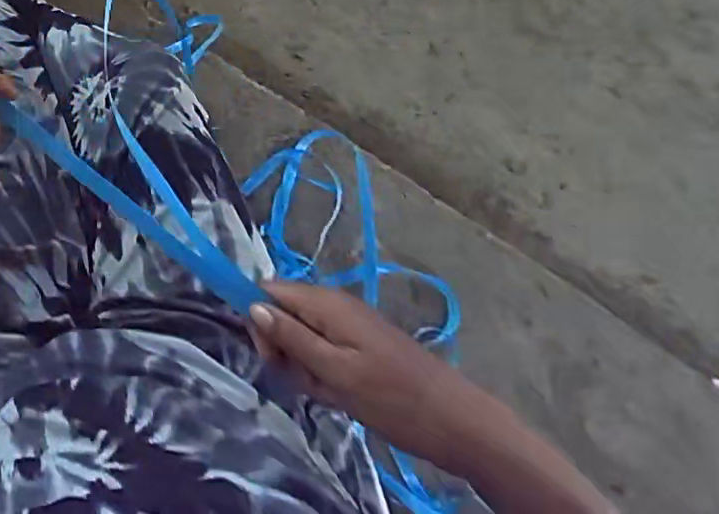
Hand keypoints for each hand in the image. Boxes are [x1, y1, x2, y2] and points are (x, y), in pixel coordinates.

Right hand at [249, 282, 487, 468]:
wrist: (467, 427)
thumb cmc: (396, 400)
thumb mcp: (335, 372)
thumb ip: (291, 336)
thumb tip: (251, 305)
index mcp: (324, 302)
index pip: (266, 291)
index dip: (259, 320)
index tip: (272, 357)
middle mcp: (333, 302)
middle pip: (282, 312)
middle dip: (284, 347)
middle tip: (306, 381)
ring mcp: (350, 322)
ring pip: (302, 334)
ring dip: (305, 364)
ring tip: (330, 392)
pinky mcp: (362, 342)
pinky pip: (324, 346)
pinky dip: (324, 370)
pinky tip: (341, 393)